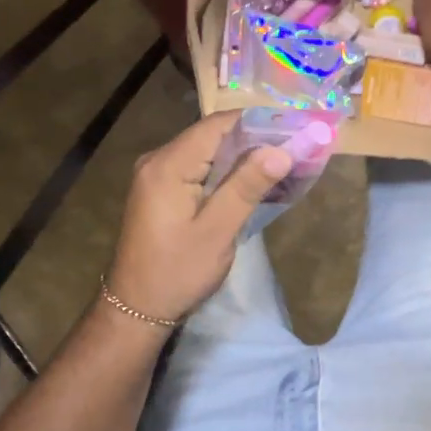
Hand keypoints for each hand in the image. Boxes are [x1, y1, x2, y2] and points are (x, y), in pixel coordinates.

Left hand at [104, 113, 292, 323]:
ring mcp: (156, 174)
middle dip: (253, 137)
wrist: (136, 309)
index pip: (218, 124)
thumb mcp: (218, 232)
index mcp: (168, 164)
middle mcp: (158, 159)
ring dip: (242, 153)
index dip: (257, 121)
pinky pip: (197, 166)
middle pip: (212, 134)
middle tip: (295, 144)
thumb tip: (281, 150)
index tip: (294, 126)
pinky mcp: (160, 189)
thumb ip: (247, 186)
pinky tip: (251, 179)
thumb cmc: (177, 272)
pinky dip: (225, 168)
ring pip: (206, 149)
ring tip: (282, 159)